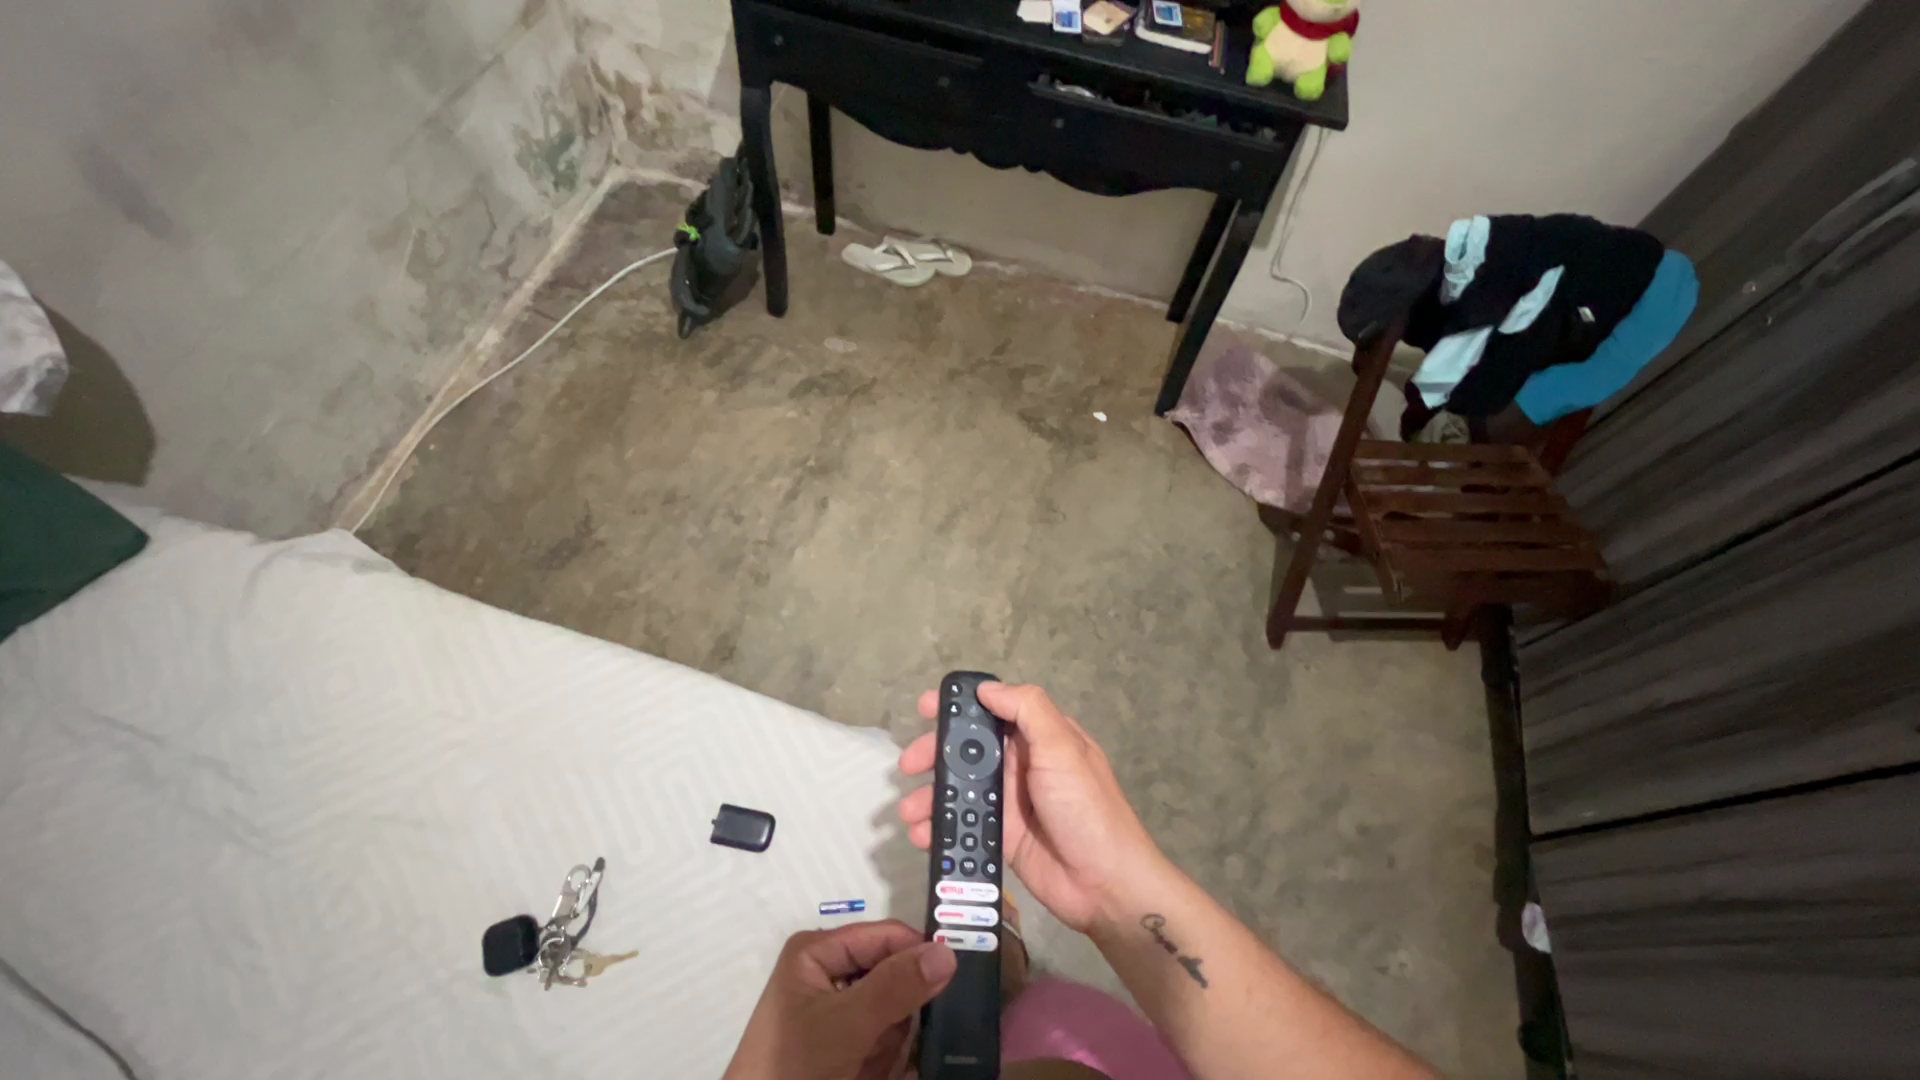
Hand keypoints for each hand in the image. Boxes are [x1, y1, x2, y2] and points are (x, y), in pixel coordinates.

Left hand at [722, 921, 956, 1079]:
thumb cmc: (793, 1070)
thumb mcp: (846, 1025)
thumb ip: (896, 987)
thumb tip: (948, 951)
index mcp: (818, 951)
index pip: (887, 936)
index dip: (919, 956)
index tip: (951, 983)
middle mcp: (828, 974)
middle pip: (893, 978)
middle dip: (896, 1018)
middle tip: (877, 1046)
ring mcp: (835, 1013)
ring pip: (893, 1017)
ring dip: (887, 1049)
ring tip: (863, 1069)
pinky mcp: (842, 1046)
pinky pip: (882, 1044)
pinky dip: (880, 1064)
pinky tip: (863, 1076)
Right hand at [897, 682, 1164, 932]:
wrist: (1106, 883)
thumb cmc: (1087, 807)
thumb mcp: (1063, 749)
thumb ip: (1027, 710)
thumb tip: (987, 688)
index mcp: (1038, 737)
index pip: (992, 711)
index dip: (958, 706)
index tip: (925, 707)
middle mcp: (1020, 765)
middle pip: (966, 750)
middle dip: (933, 753)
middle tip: (908, 765)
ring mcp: (1009, 803)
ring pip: (958, 789)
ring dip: (930, 796)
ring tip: (910, 811)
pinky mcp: (1000, 837)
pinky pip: (962, 825)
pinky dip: (938, 828)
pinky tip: (923, 836)